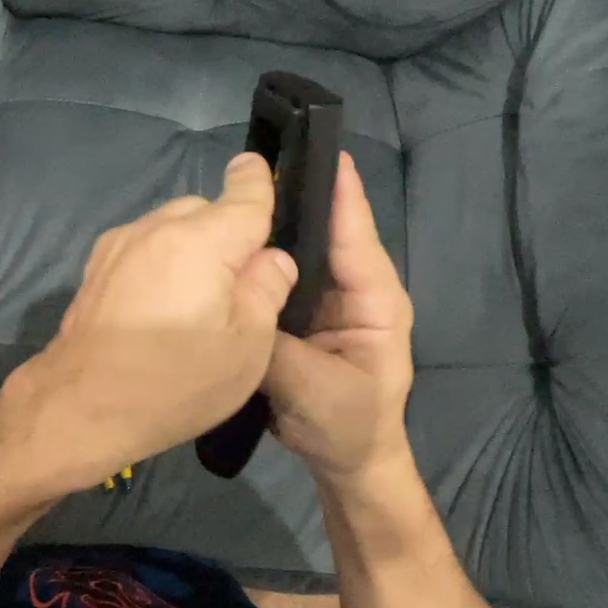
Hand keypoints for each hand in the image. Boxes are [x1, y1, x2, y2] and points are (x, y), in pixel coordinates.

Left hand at [0, 153, 297, 497]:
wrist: (82, 405)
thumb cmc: (176, 380)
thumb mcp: (248, 346)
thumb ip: (266, 288)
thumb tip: (270, 257)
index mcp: (200, 240)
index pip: (244, 193)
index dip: (259, 181)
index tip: (261, 169)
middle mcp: (155, 228)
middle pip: (206, 211)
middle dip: (228, 233)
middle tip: (239, 285)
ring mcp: (119, 244)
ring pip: (171, 227)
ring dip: (191, 247)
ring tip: (196, 301)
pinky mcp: (96, 267)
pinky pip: (143, 246)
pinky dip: (160, 260)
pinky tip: (160, 305)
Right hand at [262, 152, 417, 485]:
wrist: (346, 461)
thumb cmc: (347, 426)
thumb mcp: (315, 392)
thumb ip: (275, 353)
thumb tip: (232, 310)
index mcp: (375, 300)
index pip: (356, 236)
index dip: (339, 192)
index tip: (319, 146)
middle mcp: (352, 288)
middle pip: (326, 232)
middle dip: (298, 196)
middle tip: (256, 163)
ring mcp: (324, 298)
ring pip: (300, 250)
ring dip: (275, 223)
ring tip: (238, 191)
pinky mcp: (299, 311)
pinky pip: (280, 275)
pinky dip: (261, 257)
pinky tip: (232, 242)